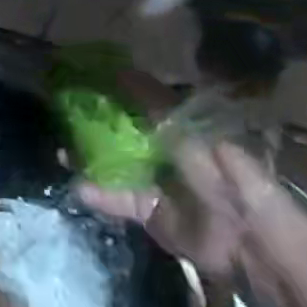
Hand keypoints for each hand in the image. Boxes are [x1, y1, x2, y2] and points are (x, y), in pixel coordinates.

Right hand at [73, 70, 285, 278]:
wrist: (244, 235)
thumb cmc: (222, 168)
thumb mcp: (187, 127)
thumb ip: (152, 102)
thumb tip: (121, 71)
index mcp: (183, 125)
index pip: (144, 103)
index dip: (118, 94)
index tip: (88, 82)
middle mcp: (167, 151)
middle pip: (125, 135)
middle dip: (97, 127)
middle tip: (65, 116)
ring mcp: (156, 183)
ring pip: (117, 166)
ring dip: (92, 159)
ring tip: (61, 149)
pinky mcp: (149, 212)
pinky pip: (119, 199)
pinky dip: (98, 193)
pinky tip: (76, 184)